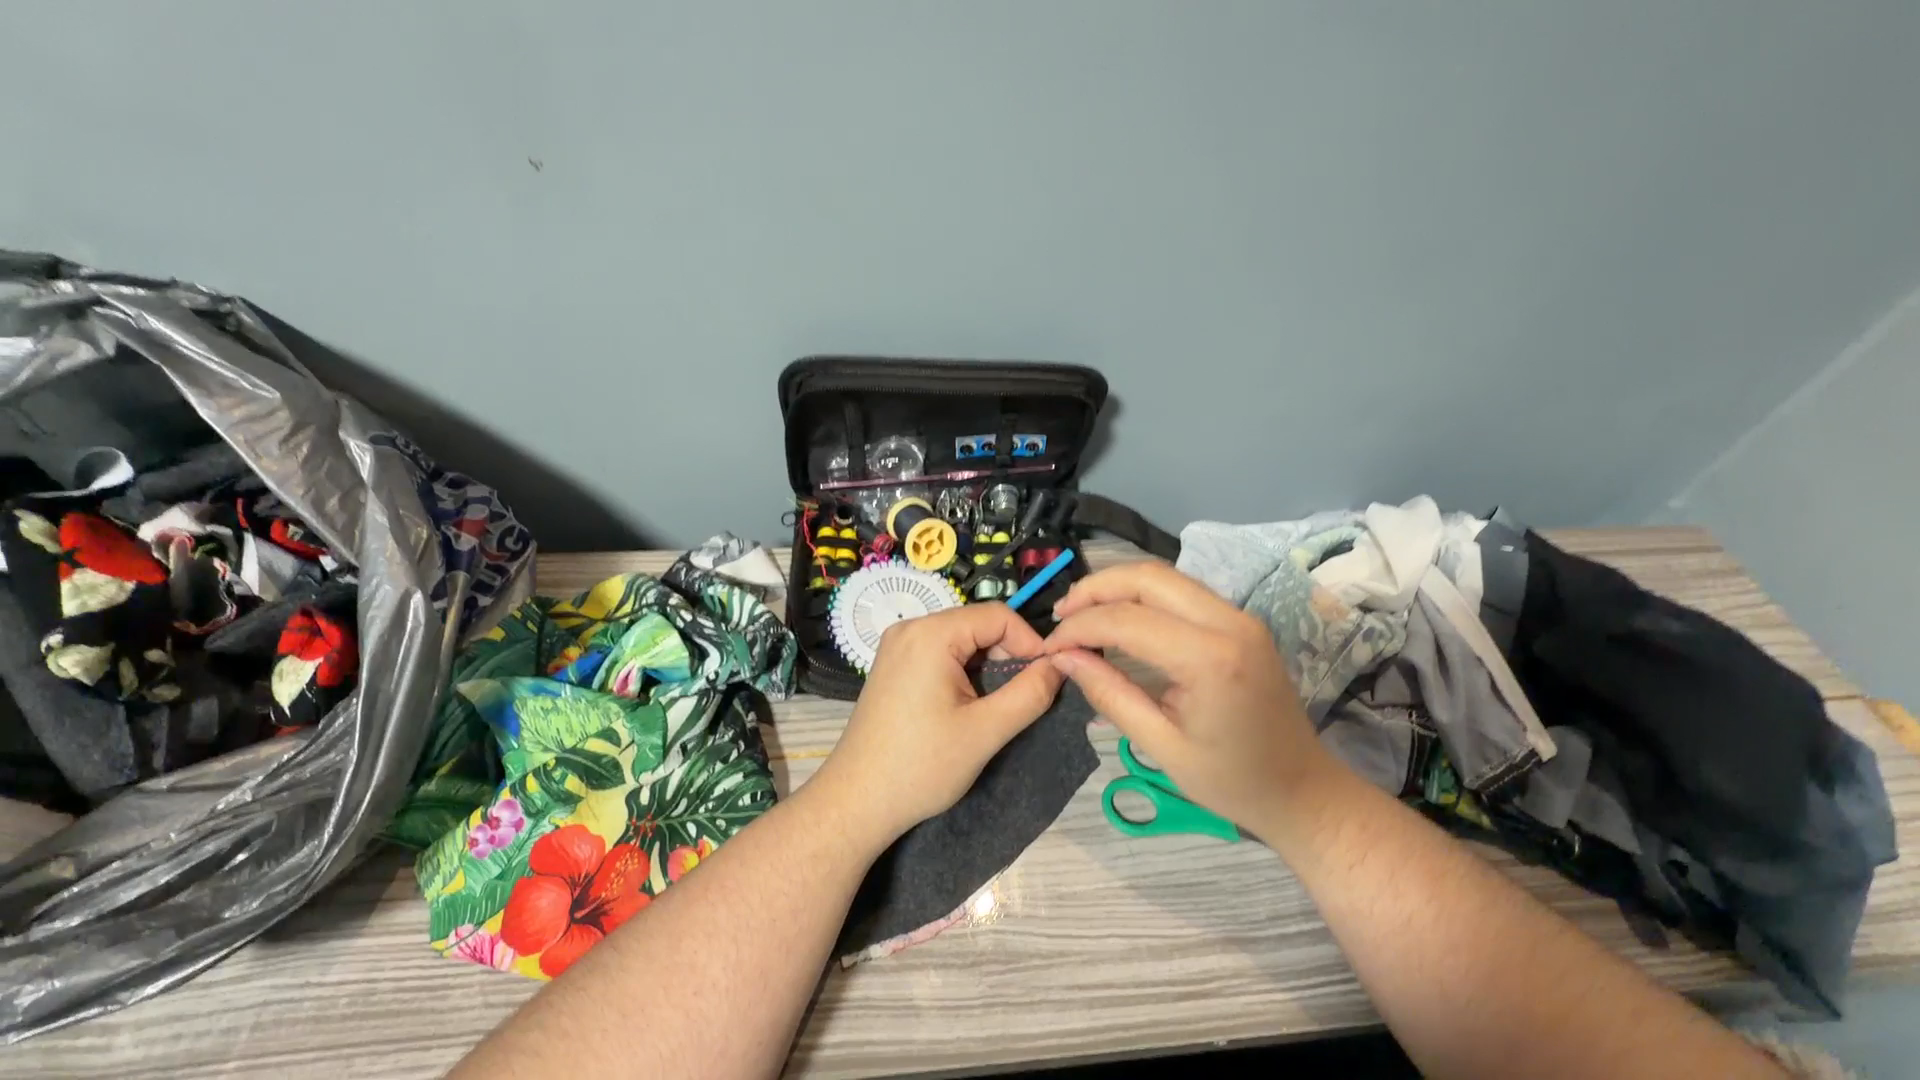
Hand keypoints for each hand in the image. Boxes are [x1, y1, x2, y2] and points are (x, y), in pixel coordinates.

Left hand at [812, 603, 1065, 843]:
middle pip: (978, 624)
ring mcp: (897, 647)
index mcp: (930, 634)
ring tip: (1000, 706)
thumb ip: (1030, 693)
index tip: (1049, 678)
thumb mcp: (986, 731)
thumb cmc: (921, 766)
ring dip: (988, 667)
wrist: (856, 801)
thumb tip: (1061, 666)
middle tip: (1026, 697)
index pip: (998, 615)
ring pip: (961, 641)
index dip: (1031, 642)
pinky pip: (941, 654)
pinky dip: (964, 673)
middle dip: (1009, 655)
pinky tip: (970, 707)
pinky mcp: (893, 667)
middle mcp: (910, 629)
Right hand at [1041, 561, 1337, 835]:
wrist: (1303, 789)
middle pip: (1148, 577)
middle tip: (1059, 616)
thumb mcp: (1162, 746)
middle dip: (1095, 588)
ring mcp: (1240, 617)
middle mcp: (1229, 622)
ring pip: (1165, 577)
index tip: (1048, 647)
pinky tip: (1118, 617)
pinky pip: (1183, 592)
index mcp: (1210, 659)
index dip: (1079, 627)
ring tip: (1079, 614)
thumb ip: (1110, 694)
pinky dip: (1143, 597)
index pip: (1127, 619)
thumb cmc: (1232, 781)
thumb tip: (1063, 658)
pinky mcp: (1241, 622)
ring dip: (1118, 587)